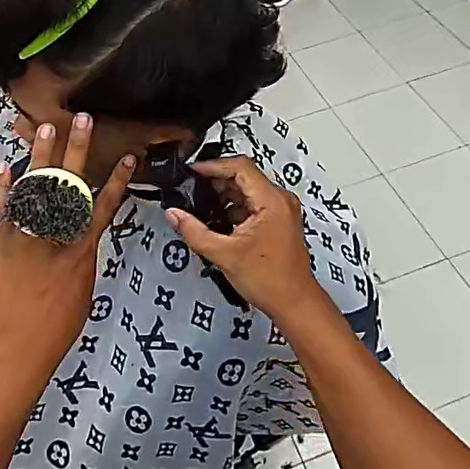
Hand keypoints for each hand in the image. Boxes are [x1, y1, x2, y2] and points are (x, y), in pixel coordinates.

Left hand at [0, 115, 135, 367]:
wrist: (24, 341)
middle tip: (82, 123)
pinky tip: (6, 168)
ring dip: (39, 156)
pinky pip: (2, 209)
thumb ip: (85, 246)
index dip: (116, 179)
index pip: (102, 203)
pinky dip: (3, 189)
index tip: (127, 159)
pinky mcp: (3, 242)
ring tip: (44, 130)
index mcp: (78, 244)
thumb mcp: (85, 279)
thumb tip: (85, 226)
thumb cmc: (59, 317)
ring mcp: (23, 235)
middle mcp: (50, 234)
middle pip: (68, 184)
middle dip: (76, 149)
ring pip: (34, 189)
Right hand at [163, 158, 331, 320]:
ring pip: (249, 190)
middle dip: (217, 181)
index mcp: (272, 201)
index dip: (213, 166)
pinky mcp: (280, 221)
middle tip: (193, 191)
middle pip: (244, 176)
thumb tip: (175, 214)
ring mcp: (282, 210)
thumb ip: (194, 231)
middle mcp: (281, 200)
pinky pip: (255, 204)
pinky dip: (236, 207)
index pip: (240, 166)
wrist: (294, 302)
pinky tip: (220, 221)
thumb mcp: (224, 254)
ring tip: (203, 207)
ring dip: (226, 195)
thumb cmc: (271, 280)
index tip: (194, 172)